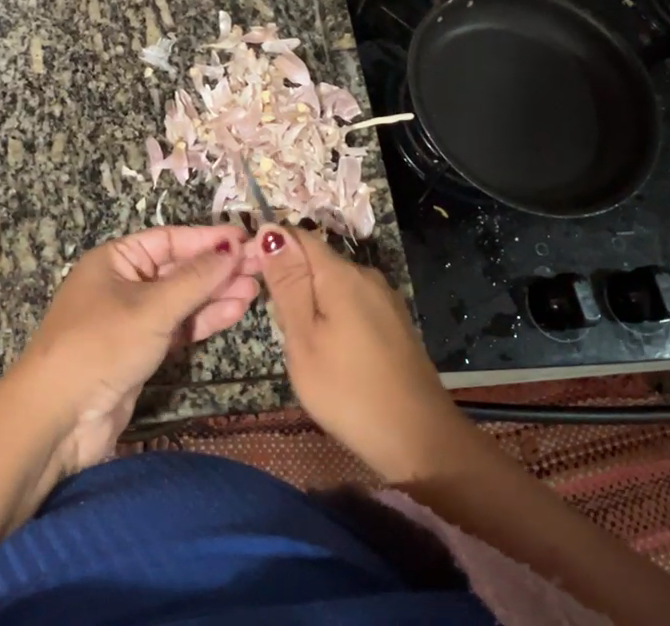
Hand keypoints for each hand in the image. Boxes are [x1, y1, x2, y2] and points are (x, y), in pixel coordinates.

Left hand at [13, 224, 259, 471]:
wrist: (60, 415)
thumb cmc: (100, 346)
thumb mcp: (151, 308)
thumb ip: (195, 279)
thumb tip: (232, 248)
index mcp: (115, 260)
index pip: (169, 239)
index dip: (208, 239)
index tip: (247, 239)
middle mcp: (123, 283)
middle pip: (178, 268)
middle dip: (218, 268)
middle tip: (263, 266)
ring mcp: (132, 318)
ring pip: (182, 300)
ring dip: (216, 294)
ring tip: (257, 289)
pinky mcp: (141, 350)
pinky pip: (178, 327)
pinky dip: (204, 320)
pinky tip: (235, 311)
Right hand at [249, 227, 467, 483]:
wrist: (418, 439)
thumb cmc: (348, 390)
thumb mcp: (303, 338)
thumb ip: (287, 283)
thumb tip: (270, 230)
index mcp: (341, 275)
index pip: (297, 237)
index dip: (270, 249)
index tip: (251, 283)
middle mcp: (366, 277)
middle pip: (315, 261)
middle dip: (290, 282)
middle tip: (279, 331)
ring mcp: (385, 301)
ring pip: (333, 285)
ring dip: (310, 304)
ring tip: (302, 347)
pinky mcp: (394, 324)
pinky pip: (352, 305)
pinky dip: (333, 318)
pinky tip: (331, 354)